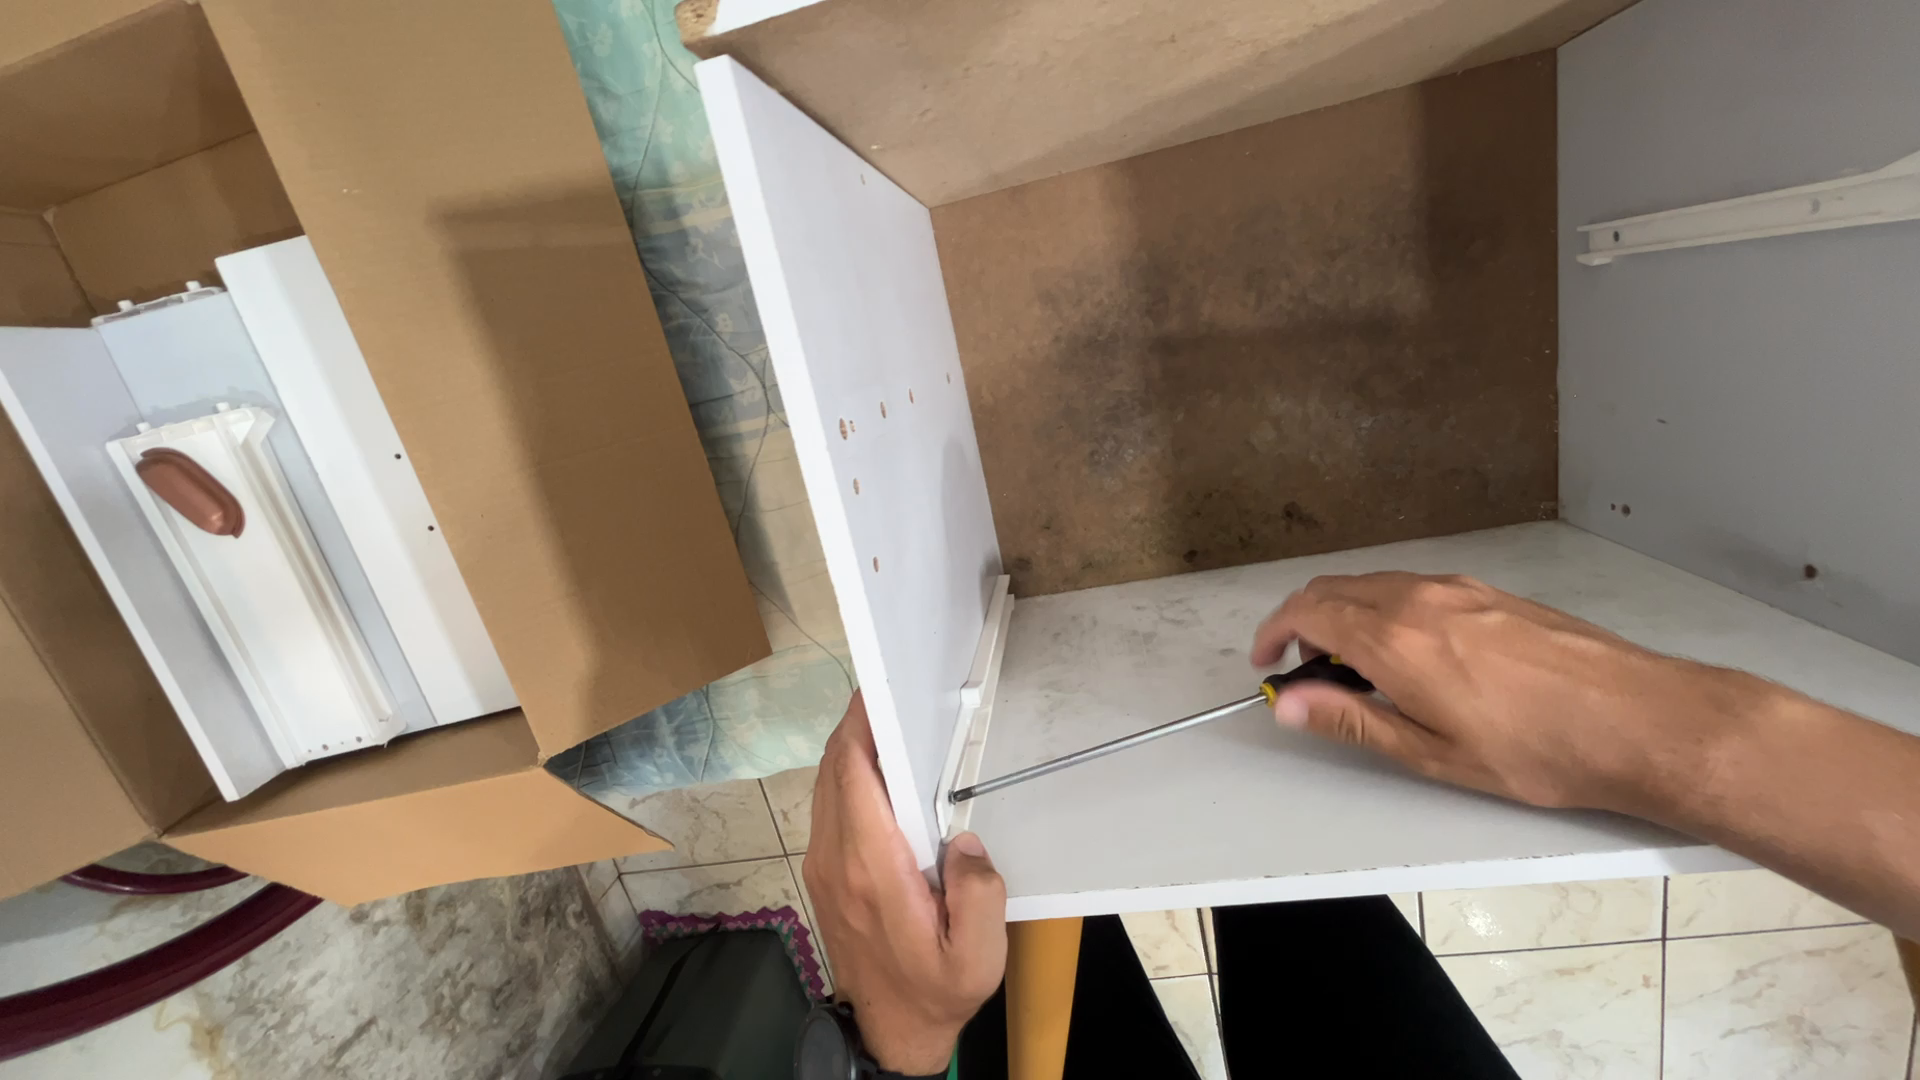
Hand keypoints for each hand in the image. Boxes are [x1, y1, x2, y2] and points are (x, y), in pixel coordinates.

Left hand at [803, 692, 1007, 1073]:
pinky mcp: (824, 871)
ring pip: (826, 783)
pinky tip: (873, 766)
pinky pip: (827, 802)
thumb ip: (979, 893)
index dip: (861, 727)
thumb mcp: (976, 956)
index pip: (855, 775)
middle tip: (888, 692)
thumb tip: (964, 839)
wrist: (890, 1030)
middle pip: (835, 769)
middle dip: (856, 724)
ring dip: (848, 746)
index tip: (876, 690)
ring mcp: (824, 863)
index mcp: (872, 868)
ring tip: (883, 719)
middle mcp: (838, 858)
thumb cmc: (935, 989)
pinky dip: (844, 772)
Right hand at [1249, 572, 1770, 815]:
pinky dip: (1377, 607)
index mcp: (1394, 640)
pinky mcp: (1485, 590)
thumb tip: (1286, 703)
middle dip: (1299, 622)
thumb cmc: (1538, 751)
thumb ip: (1351, 719)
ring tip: (1351, 664)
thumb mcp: (1432, 753)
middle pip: (1328, 590)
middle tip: (1303, 669)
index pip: (1305, 612)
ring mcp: (1454, 588)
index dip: (1272, 634)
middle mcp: (1416, 599)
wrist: (1649, 722)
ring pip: (1367, 584)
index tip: (1267, 664)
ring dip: (1338, 613)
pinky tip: (1404, 648)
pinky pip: (1406, 585)